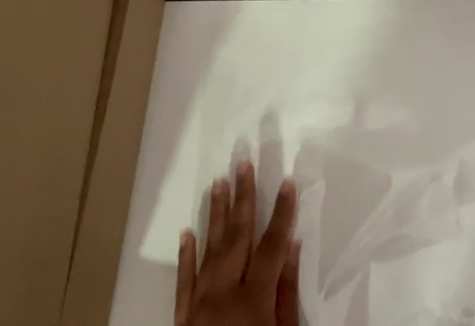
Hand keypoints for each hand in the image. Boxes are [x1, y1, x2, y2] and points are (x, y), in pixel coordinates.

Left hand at [176, 163, 299, 325]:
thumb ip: (287, 294)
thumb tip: (292, 247)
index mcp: (254, 298)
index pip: (271, 245)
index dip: (281, 212)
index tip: (287, 181)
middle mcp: (224, 292)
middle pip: (236, 237)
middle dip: (242, 198)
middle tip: (243, 163)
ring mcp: (199, 302)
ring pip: (209, 250)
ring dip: (215, 215)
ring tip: (218, 182)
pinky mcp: (183, 316)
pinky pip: (184, 280)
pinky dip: (186, 255)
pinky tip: (187, 231)